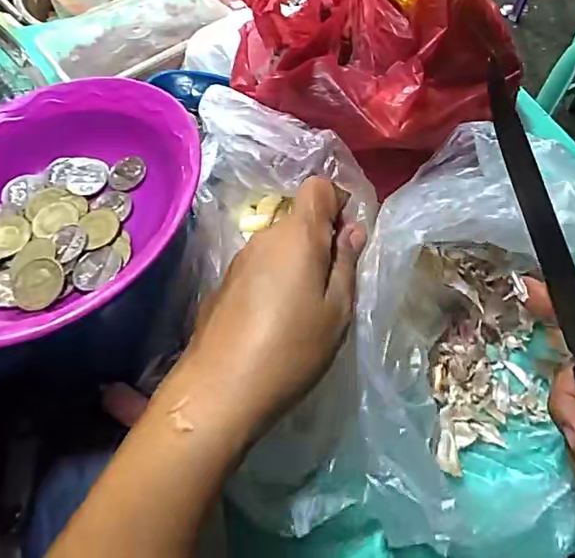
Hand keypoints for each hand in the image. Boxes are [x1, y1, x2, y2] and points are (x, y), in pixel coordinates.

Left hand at [171, 178, 365, 442]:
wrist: (220, 387)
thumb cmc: (292, 348)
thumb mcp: (336, 311)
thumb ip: (346, 263)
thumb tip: (353, 228)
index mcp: (298, 234)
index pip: (318, 187)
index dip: (338, 204)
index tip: (348, 241)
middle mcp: (266, 234)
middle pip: (300, 217)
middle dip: (320, 239)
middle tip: (333, 285)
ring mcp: (242, 256)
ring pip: (280, 243)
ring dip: (297, 262)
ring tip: (305, 308)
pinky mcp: (226, 279)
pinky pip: (261, 264)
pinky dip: (275, 278)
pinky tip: (276, 319)